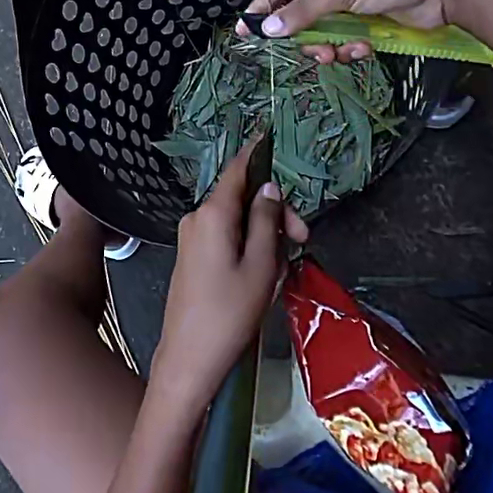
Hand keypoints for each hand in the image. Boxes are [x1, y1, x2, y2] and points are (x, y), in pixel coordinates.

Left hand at [149, 141, 306, 416]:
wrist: (189, 358)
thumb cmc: (229, 312)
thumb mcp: (261, 265)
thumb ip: (266, 220)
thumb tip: (270, 186)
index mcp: (212, 214)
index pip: (237, 170)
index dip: (257, 153)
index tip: (271, 135)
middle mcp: (196, 219)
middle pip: (242, 200)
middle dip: (275, 215)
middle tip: (303, 243)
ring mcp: (191, 240)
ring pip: (237, 224)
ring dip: (264, 239)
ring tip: (279, 274)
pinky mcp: (192, 259)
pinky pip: (226, 242)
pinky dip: (249, 251)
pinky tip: (262, 280)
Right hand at [237, 0, 492, 62]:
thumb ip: (306, 10)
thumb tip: (268, 30)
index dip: (263, 7)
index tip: (244, 30)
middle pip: (301, 17)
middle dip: (303, 38)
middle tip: (311, 53)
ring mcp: (353, 7)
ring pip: (323, 36)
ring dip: (328, 49)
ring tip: (339, 54)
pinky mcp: (370, 26)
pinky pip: (346, 44)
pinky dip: (350, 51)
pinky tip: (364, 50)